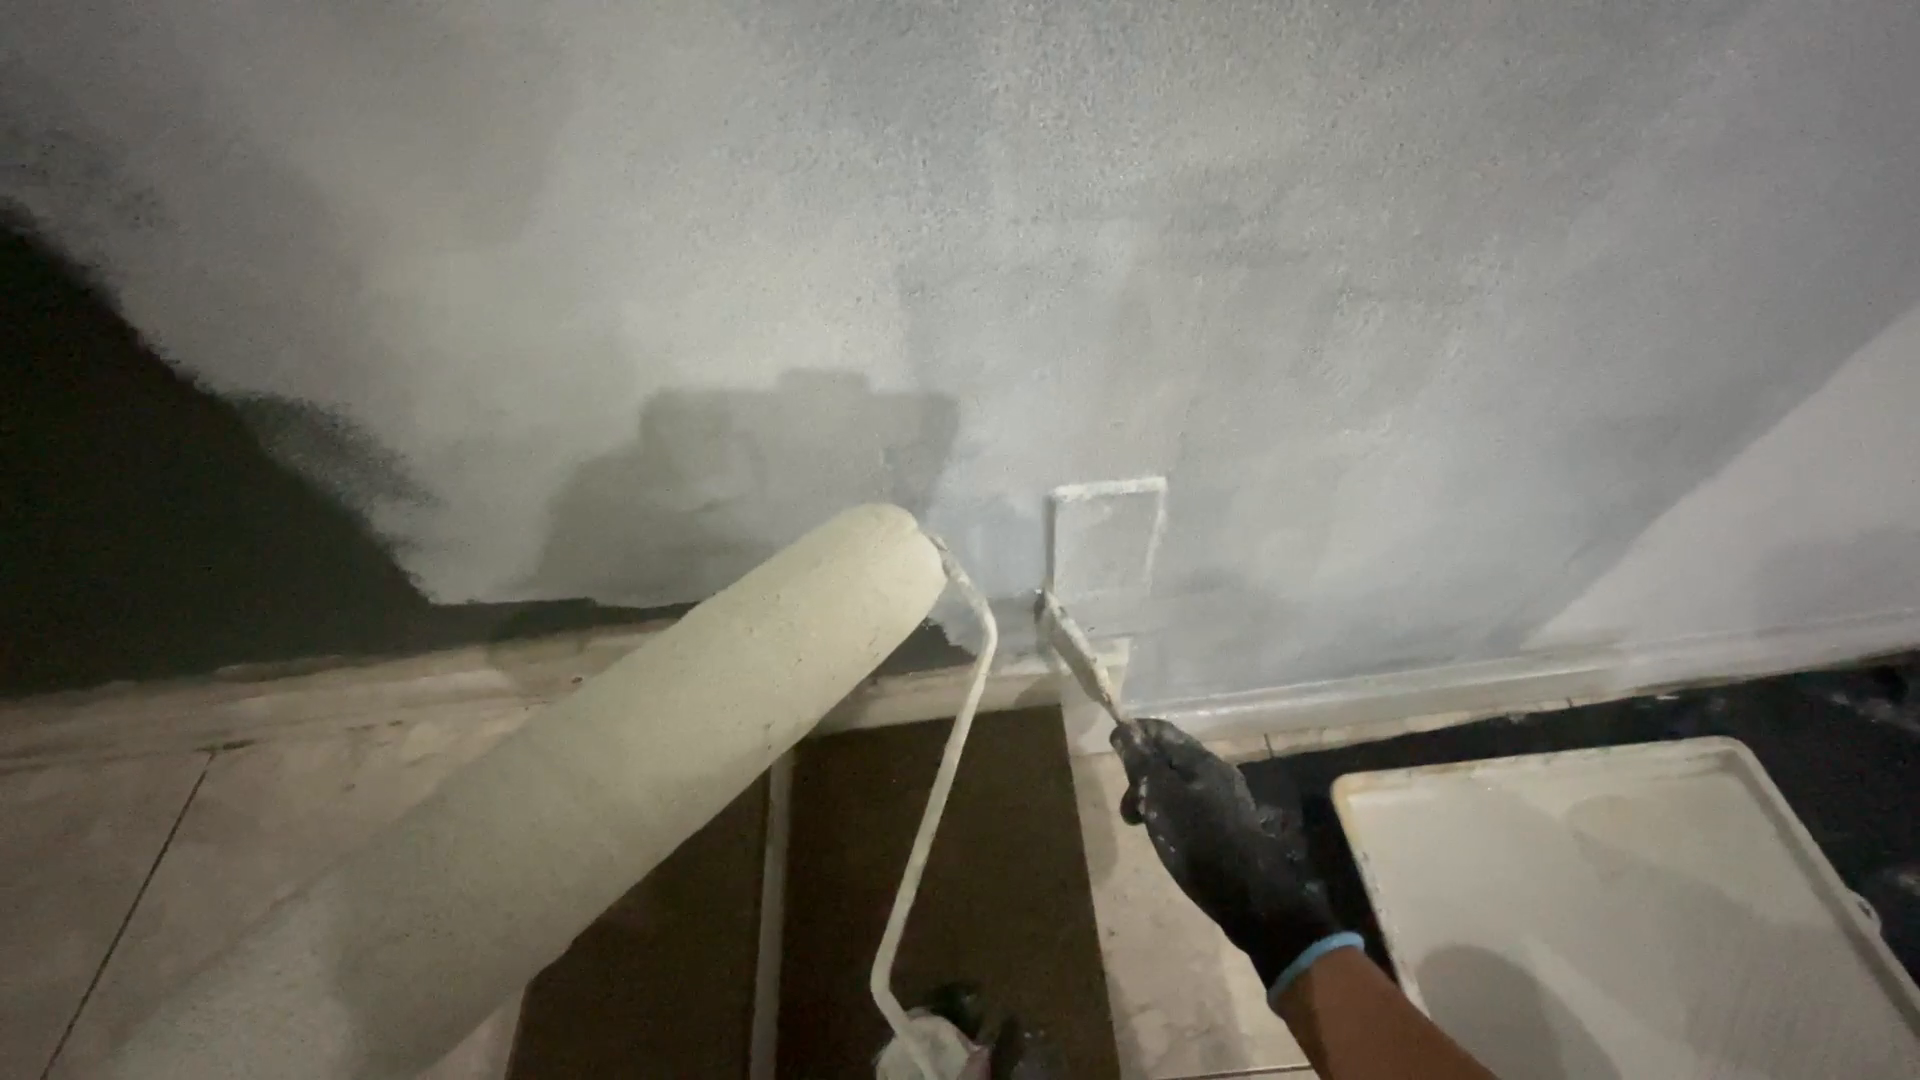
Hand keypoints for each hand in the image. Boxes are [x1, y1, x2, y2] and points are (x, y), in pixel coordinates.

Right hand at [1110, 718, 1339, 986]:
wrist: (1251, 896)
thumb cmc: (1199, 842)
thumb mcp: (1160, 797)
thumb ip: (1141, 761)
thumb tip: (1124, 727)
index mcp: (1200, 760)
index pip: (1160, 730)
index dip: (1134, 733)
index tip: (1112, 749)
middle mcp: (1216, 771)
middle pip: (1168, 757)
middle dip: (1141, 773)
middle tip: (1127, 806)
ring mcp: (1226, 798)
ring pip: (1178, 783)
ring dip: (1153, 795)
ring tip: (1141, 825)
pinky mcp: (1229, 824)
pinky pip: (1191, 804)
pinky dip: (1170, 811)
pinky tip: (1167, 836)